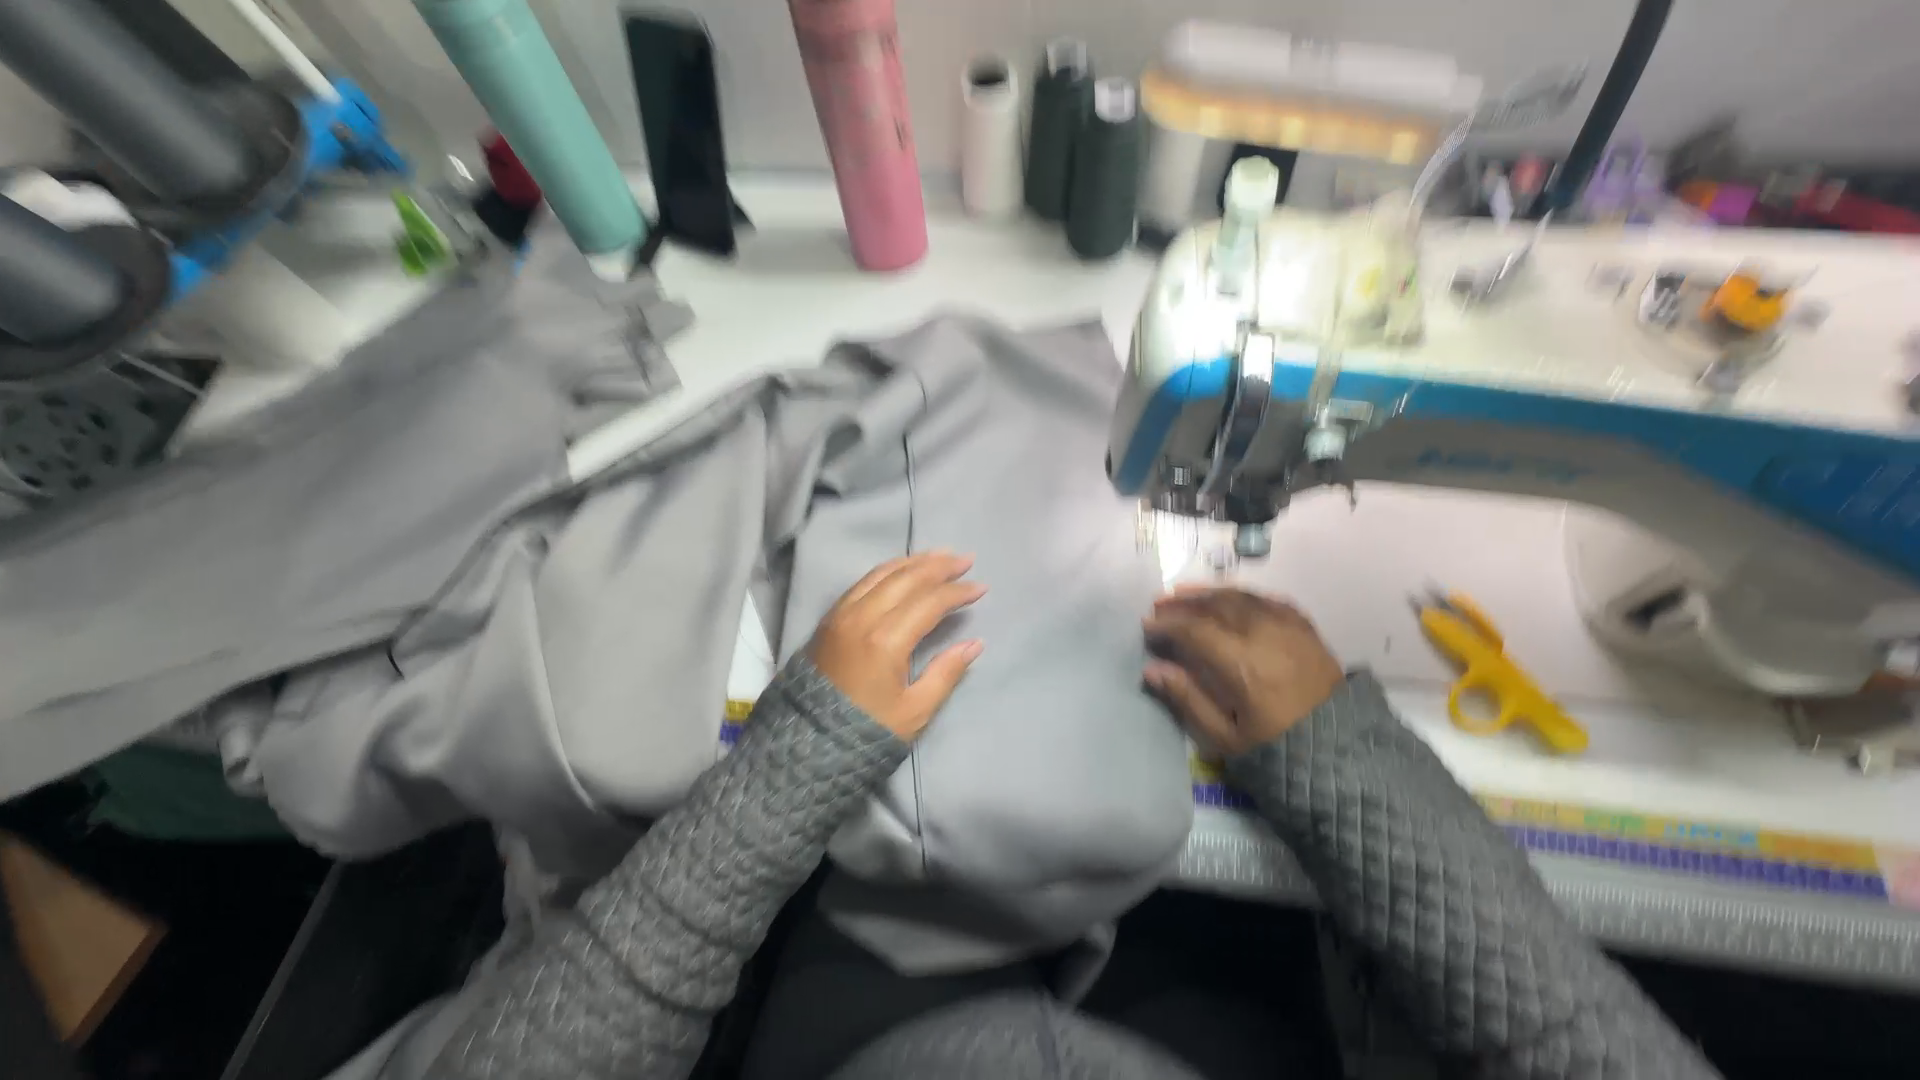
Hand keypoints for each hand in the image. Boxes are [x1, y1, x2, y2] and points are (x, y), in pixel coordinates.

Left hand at [809, 553, 986, 740]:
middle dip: (938, 566)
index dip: (957, 592)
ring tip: (940, 556)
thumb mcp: (915, 710)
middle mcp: (862, 617)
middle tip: (965, 560)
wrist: (808, 741)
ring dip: (914, 562)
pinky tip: (904, 569)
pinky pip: (863, 582)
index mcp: (885, 641)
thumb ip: (946, 673)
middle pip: (906, 579)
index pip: (929, 602)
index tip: (980, 588)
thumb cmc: (866, 729)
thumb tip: (974, 643)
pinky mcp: (830, 617)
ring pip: (882, 574)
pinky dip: (888, 570)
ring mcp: (842, 614)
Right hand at [1142, 586, 1344, 756]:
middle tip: (1160, 604)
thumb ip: (1187, 699)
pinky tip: (1230, 599)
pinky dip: (1244, 595)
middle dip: (1185, 602)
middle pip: (1217, 605)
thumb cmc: (1277, 748)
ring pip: (1243, 597)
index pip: (1195, 630)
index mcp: (1243, 664)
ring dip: (1211, 593)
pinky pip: (1270, 600)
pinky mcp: (1306, 628)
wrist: (1340, 751)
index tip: (1146, 625)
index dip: (1167, 625)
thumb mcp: (1225, 737)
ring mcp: (1289, 628)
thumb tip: (1153, 669)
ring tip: (1186, 594)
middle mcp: (1265, 635)